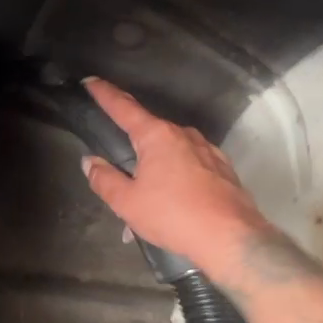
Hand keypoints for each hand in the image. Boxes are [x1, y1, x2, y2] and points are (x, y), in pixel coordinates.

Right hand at [78, 78, 268, 272]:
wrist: (232, 240)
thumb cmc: (173, 215)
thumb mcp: (127, 202)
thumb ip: (104, 179)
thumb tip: (90, 162)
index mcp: (157, 136)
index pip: (124, 108)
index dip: (104, 94)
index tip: (91, 82)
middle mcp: (184, 135)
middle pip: (148, 133)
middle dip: (131, 149)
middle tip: (116, 171)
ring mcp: (207, 151)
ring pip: (170, 154)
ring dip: (153, 172)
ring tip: (142, 201)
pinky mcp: (222, 170)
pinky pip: (188, 168)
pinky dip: (174, 182)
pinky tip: (168, 207)